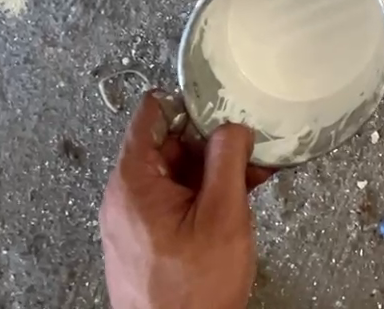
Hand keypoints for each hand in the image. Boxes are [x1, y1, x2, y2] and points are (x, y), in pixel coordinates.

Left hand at [100, 93, 274, 308]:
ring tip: (255, 173)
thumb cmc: (193, 290)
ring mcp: (138, 220)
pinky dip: (210, 192)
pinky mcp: (151, 239)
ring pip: (180, 171)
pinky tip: (243, 195)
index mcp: (133, 183)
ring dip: (218, 168)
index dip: (187, 99)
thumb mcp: (222, 213)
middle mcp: (128, 198)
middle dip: (212, 140)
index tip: (219, 95)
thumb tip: (232, 125)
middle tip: (250, 143)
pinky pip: (181, 198)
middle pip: (171, 143)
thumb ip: (227, 157)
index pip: (151, 114)